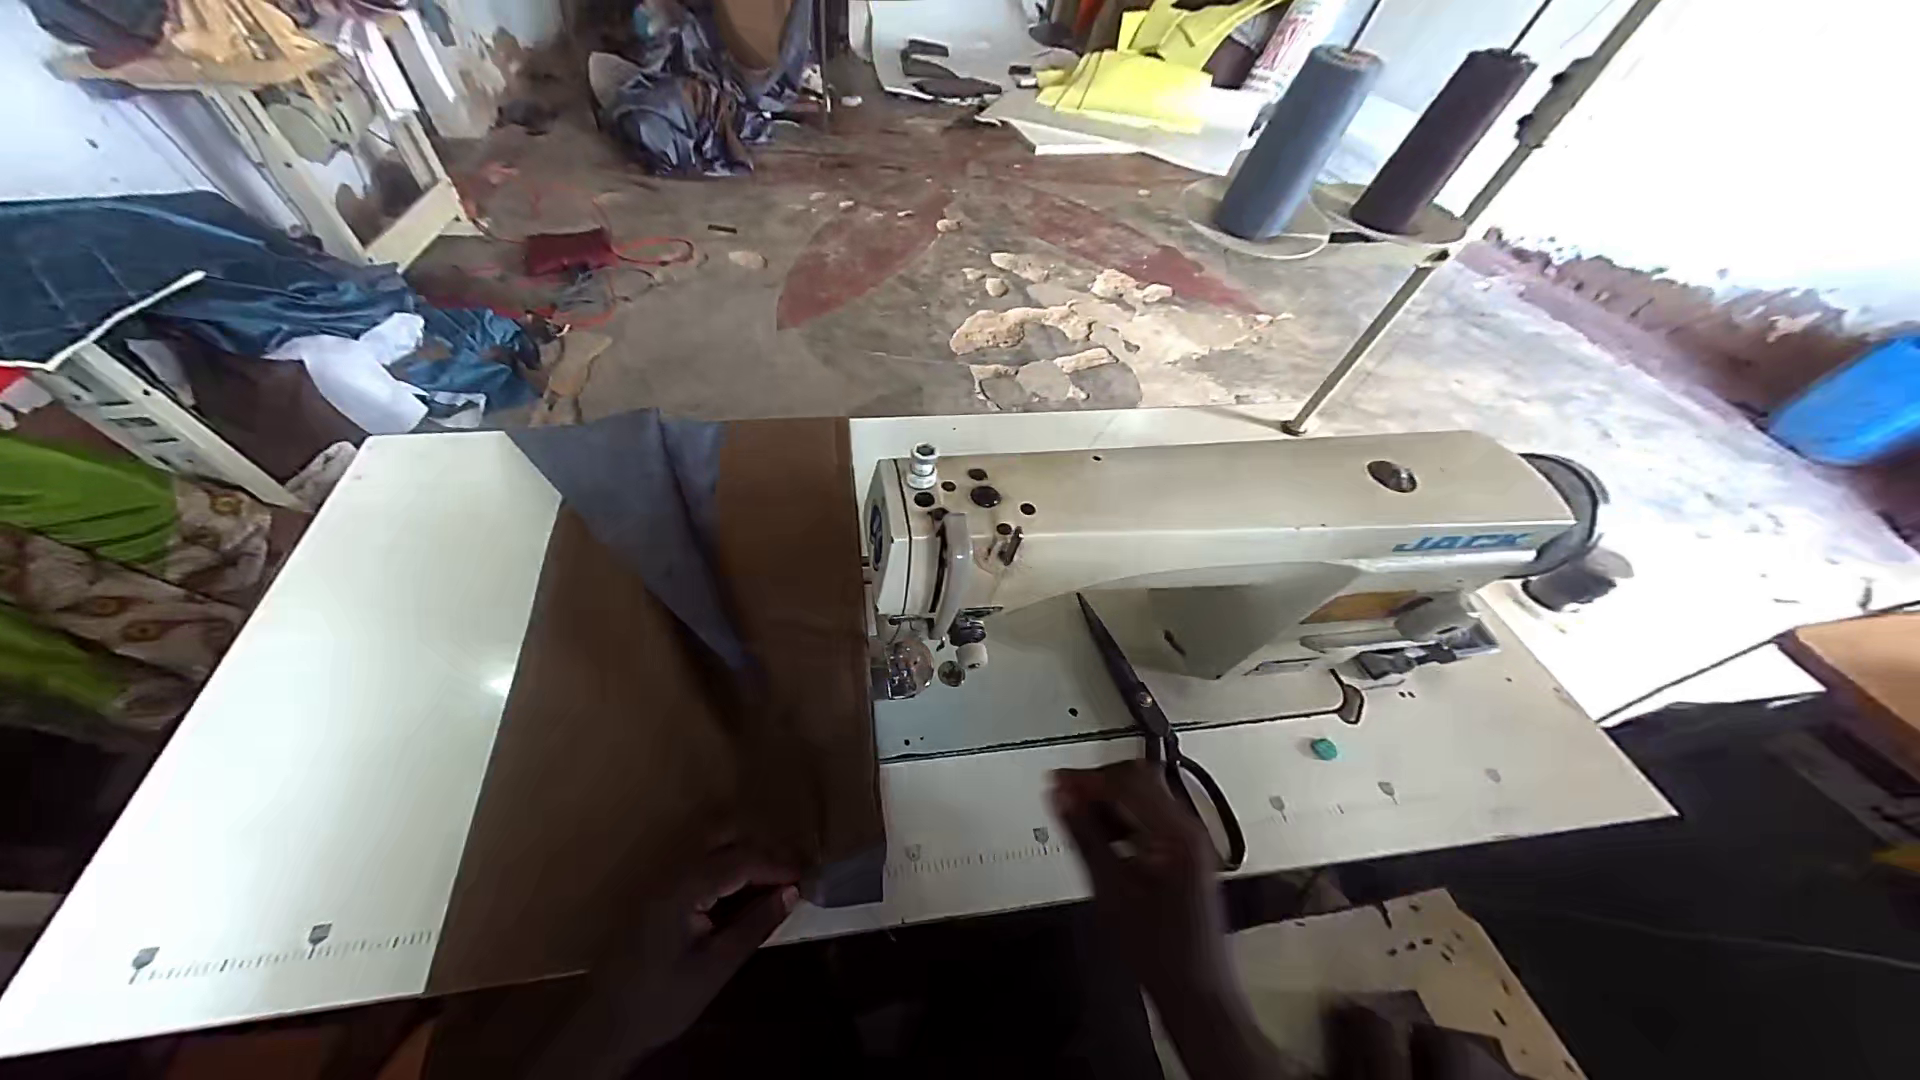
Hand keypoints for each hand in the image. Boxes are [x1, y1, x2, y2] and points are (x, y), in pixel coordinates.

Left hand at [529, 844, 798, 1079]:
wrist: (605, 1027)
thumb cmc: (662, 1000)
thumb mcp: (716, 967)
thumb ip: (756, 923)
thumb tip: (793, 891)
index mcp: (685, 885)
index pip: (742, 858)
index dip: (778, 864)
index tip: (807, 875)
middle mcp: (672, 868)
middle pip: (725, 831)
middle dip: (762, 845)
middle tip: (790, 870)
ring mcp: (662, 873)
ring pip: (712, 838)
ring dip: (745, 848)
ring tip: (772, 874)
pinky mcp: (660, 885)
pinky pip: (701, 855)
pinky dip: (728, 859)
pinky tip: (744, 883)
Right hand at [1052, 763, 1300, 1079]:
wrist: (1197, 994)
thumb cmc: (1160, 952)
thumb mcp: (1110, 890)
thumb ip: (1083, 836)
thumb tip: (1060, 797)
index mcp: (1175, 833)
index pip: (1126, 781)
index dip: (1086, 779)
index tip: (1057, 780)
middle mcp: (1188, 828)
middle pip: (1138, 778)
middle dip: (1098, 781)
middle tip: (1065, 791)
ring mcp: (1189, 840)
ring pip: (1144, 793)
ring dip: (1109, 796)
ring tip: (1078, 812)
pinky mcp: (1185, 852)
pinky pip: (1150, 814)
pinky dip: (1122, 814)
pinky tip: (1102, 833)